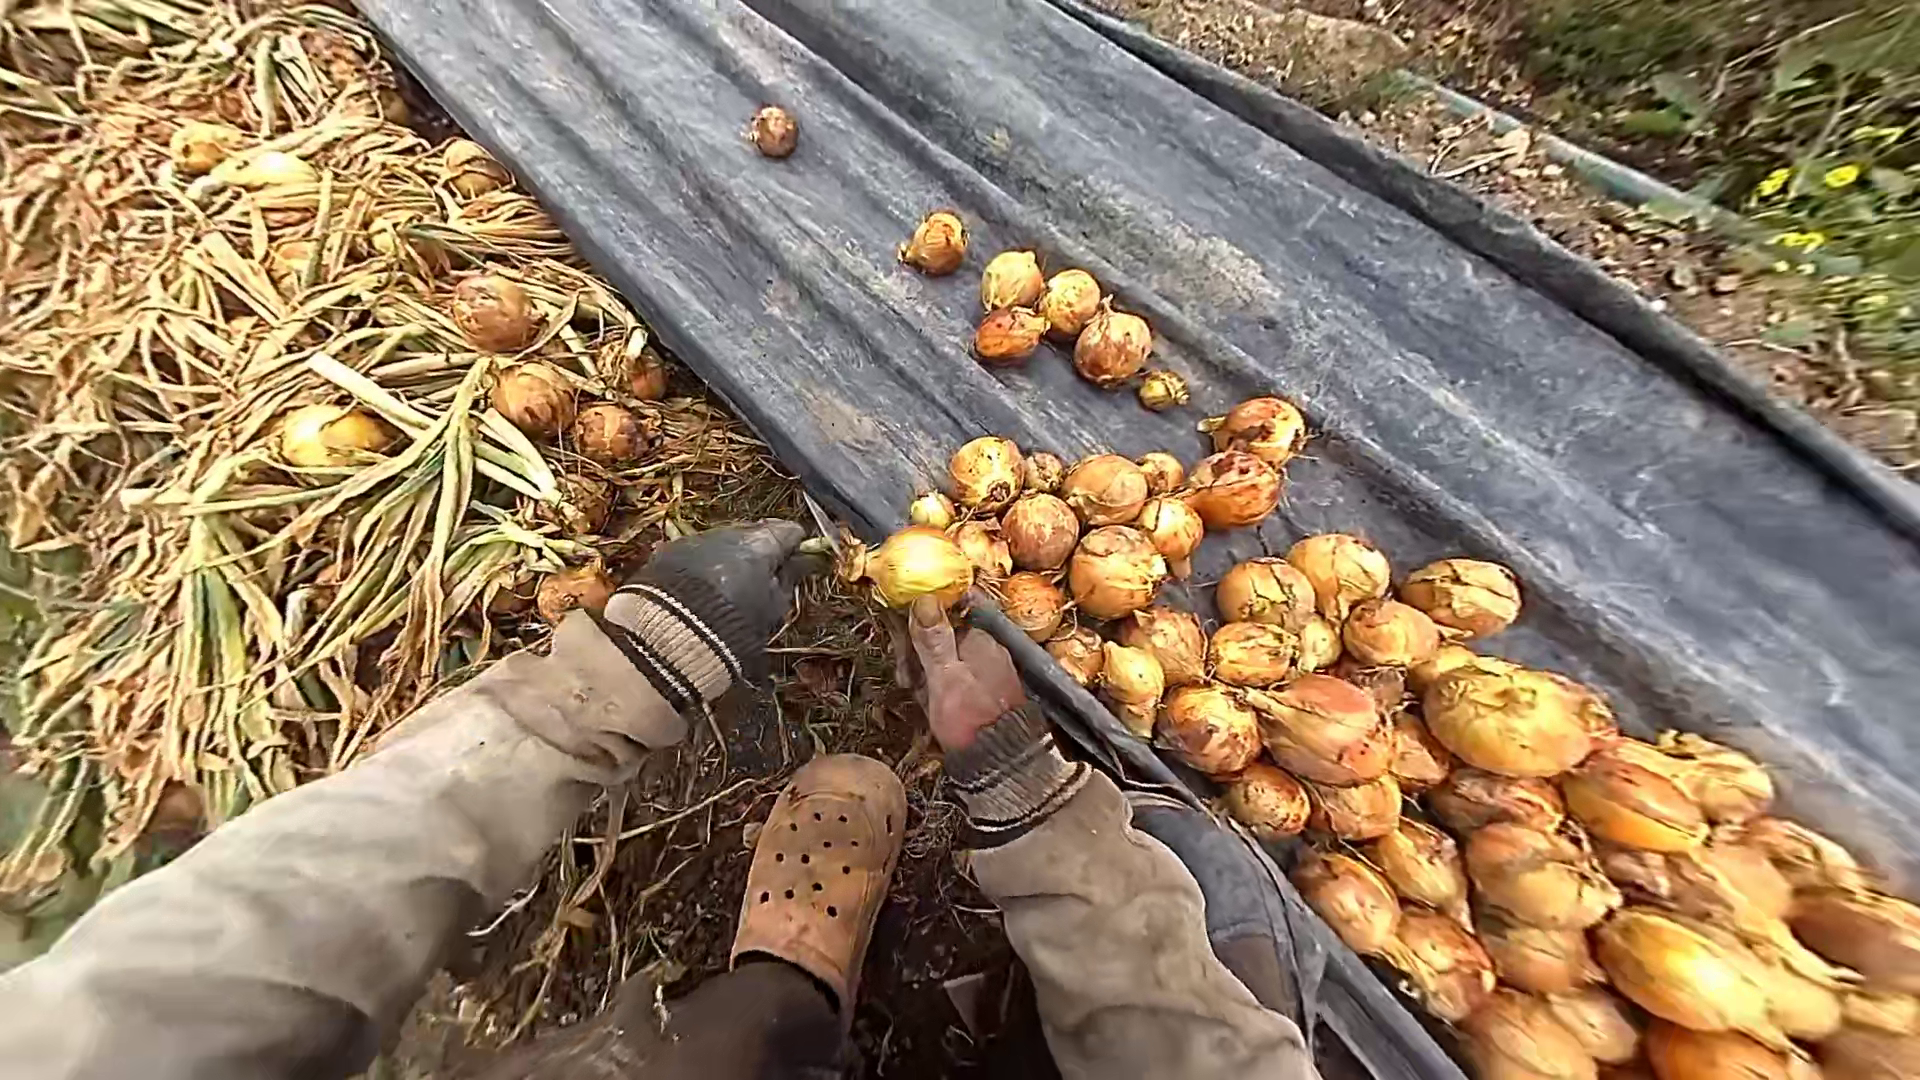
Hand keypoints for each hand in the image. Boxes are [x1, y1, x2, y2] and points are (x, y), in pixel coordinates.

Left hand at [601, 519, 819, 705]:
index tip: (797, 564)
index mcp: (760, 544)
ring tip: (732, 587)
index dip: (796, 548)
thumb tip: (804, 561)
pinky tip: (705, 589)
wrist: (667, 641)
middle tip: (766, 578)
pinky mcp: (669, 551)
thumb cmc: (733, 628)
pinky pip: (699, 552)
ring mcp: (697, 539)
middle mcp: (729, 532)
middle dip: (763, 550)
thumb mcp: (773, 608)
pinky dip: (707, 565)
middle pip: (757, 532)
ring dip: (734, 557)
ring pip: (727, 540)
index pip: (790, 531)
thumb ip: (790, 579)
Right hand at [907, 594, 1026, 751]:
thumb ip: (934, 639)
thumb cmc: (971, 720)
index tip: (903, 640)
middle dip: (919, 651)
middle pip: (945, 633)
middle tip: (907, 676)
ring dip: (926, 670)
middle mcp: (988, 648)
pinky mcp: (985, 690)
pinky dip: (939, 685)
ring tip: (915, 692)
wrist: (1001, 765)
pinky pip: (956, 676)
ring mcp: (988, 669)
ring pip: (947, 656)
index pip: (947, 610)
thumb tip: (924, 600)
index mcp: (980, 638)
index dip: (920, 620)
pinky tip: (929, 701)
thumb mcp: (944, 677)